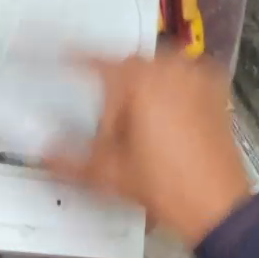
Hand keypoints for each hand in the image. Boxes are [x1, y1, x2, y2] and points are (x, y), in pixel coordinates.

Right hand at [44, 55, 254, 246]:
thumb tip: (44, 152)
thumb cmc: (164, 186)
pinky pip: (181, 80)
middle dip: (114, 88)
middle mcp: (170, 68)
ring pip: (156, 71)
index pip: (95, 61)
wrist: (214, 204)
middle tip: (107, 122)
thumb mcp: (108, 175)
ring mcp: (197, 76)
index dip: (73, 58)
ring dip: (140, 89)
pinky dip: (166, 93)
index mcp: (140, 81)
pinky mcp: (214, 91)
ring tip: (135, 126)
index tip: (60, 54)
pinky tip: (161, 123)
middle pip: (129, 68)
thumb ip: (68, 159)